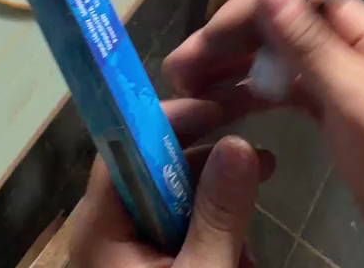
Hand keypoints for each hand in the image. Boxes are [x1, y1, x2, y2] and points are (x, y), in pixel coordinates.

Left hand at [70, 98, 276, 266]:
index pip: (125, 146)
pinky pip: (179, 240)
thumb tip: (237, 141)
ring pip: (174, 207)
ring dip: (218, 213)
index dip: (168, 119)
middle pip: (156, 172)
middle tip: (262, 162)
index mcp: (101, 227)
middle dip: (210, 170)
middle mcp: (107, 233)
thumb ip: (219, 214)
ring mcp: (125, 258)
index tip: (218, 110)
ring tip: (253, 233)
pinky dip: (211, 243)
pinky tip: (239, 261)